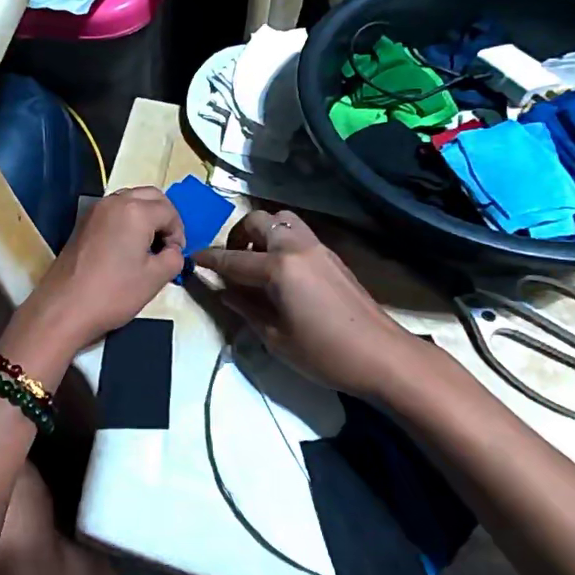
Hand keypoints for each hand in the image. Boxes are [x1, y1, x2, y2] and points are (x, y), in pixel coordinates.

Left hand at [7, 187, 185, 357]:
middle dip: (165, 217)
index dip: (178, 233)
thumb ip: (175, 257)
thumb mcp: (156, 278)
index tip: (175, 255)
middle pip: (152, 196)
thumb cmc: (113, 293)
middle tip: (166, 245)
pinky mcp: (84, 222)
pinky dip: (128, 220)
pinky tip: (127, 247)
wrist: (64, 309)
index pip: (170, 212)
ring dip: (146, 215)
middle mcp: (115, 201)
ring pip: (132, 199)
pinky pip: (115, 210)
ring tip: (148, 246)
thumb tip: (171, 250)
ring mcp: (96, 210)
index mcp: (136, 211)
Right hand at [192, 210, 418, 398]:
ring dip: (263, 232)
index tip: (194, 259)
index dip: (210, 259)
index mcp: (279, 267)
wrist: (380, 353)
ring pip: (283, 220)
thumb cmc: (324, 353)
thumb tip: (224, 290)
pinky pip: (299, 234)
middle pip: (259, 221)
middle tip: (231, 261)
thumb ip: (246, 308)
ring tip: (256, 262)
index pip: (234, 258)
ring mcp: (318, 248)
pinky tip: (280, 271)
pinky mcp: (333, 256)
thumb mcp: (275, 338)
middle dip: (237, 235)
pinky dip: (282, 240)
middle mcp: (297, 247)